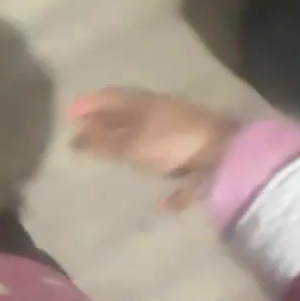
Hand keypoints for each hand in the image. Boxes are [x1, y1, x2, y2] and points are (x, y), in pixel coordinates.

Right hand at [68, 88, 240, 210]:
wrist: (229, 154)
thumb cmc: (173, 143)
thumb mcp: (132, 144)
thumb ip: (103, 141)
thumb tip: (76, 136)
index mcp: (145, 103)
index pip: (111, 97)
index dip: (90, 104)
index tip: (70, 114)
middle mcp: (164, 113)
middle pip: (129, 116)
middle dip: (107, 125)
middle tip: (86, 136)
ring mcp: (184, 133)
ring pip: (152, 137)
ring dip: (133, 146)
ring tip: (116, 159)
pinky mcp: (200, 156)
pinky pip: (179, 167)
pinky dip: (169, 181)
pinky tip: (162, 202)